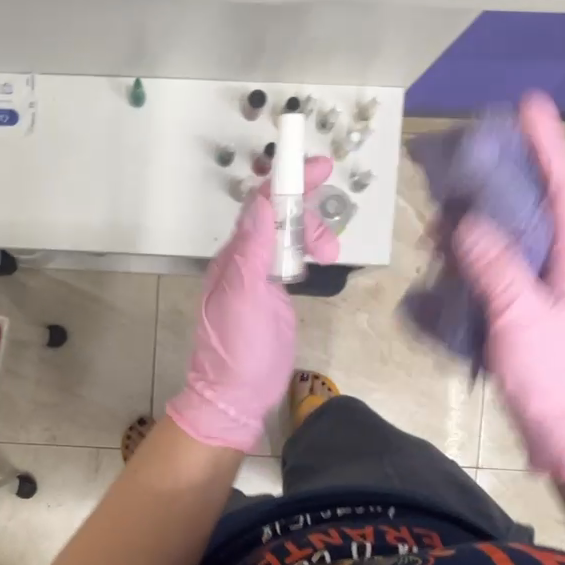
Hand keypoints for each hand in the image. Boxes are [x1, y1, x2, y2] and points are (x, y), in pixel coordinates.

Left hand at [166, 157, 340, 451]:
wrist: (235, 398)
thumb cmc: (237, 352)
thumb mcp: (243, 299)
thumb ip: (252, 252)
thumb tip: (263, 202)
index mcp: (233, 258)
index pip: (260, 205)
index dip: (287, 180)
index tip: (319, 165)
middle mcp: (244, 261)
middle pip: (278, 216)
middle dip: (307, 214)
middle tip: (330, 240)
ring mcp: (259, 278)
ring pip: (287, 236)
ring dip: (312, 236)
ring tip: (332, 256)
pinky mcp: (273, 296)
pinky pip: (290, 258)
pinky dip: (308, 252)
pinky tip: (320, 261)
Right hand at [449, 93, 564, 481]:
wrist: (562, 424)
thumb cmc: (553, 372)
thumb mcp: (524, 319)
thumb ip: (498, 270)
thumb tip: (467, 224)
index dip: (547, 144)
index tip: (528, 105)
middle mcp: (562, 259)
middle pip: (536, 200)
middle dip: (504, 171)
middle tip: (466, 153)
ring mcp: (541, 280)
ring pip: (511, 229)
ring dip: (478, 213)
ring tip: (442, 205)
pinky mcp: (520, 300)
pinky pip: (493, 259)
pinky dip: (469, 247)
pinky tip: (444, 249)